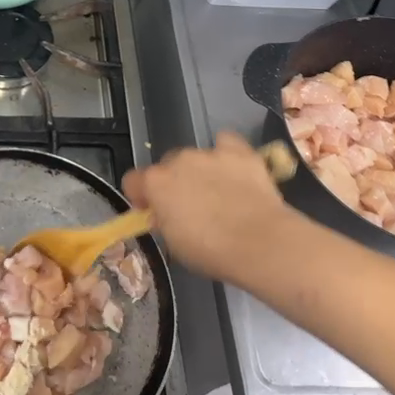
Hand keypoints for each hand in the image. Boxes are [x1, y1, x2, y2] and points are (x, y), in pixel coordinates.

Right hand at [123, 131, 301, 283]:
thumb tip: (165, 215)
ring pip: (196, 157)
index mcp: (156, 183)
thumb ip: (163, 222)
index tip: (152, 213)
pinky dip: (226, 153)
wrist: (261, 244)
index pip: (133, 180)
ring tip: (220, 194)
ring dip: (200, 171)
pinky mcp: (240, 152)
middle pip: (166, 166)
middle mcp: (178, 160)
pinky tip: (234, 169)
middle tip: (190, 208)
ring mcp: (209, 153)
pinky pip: (226, 142)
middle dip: (174, 183)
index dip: (141, 196)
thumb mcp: (174, 244)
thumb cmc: (211, 252)